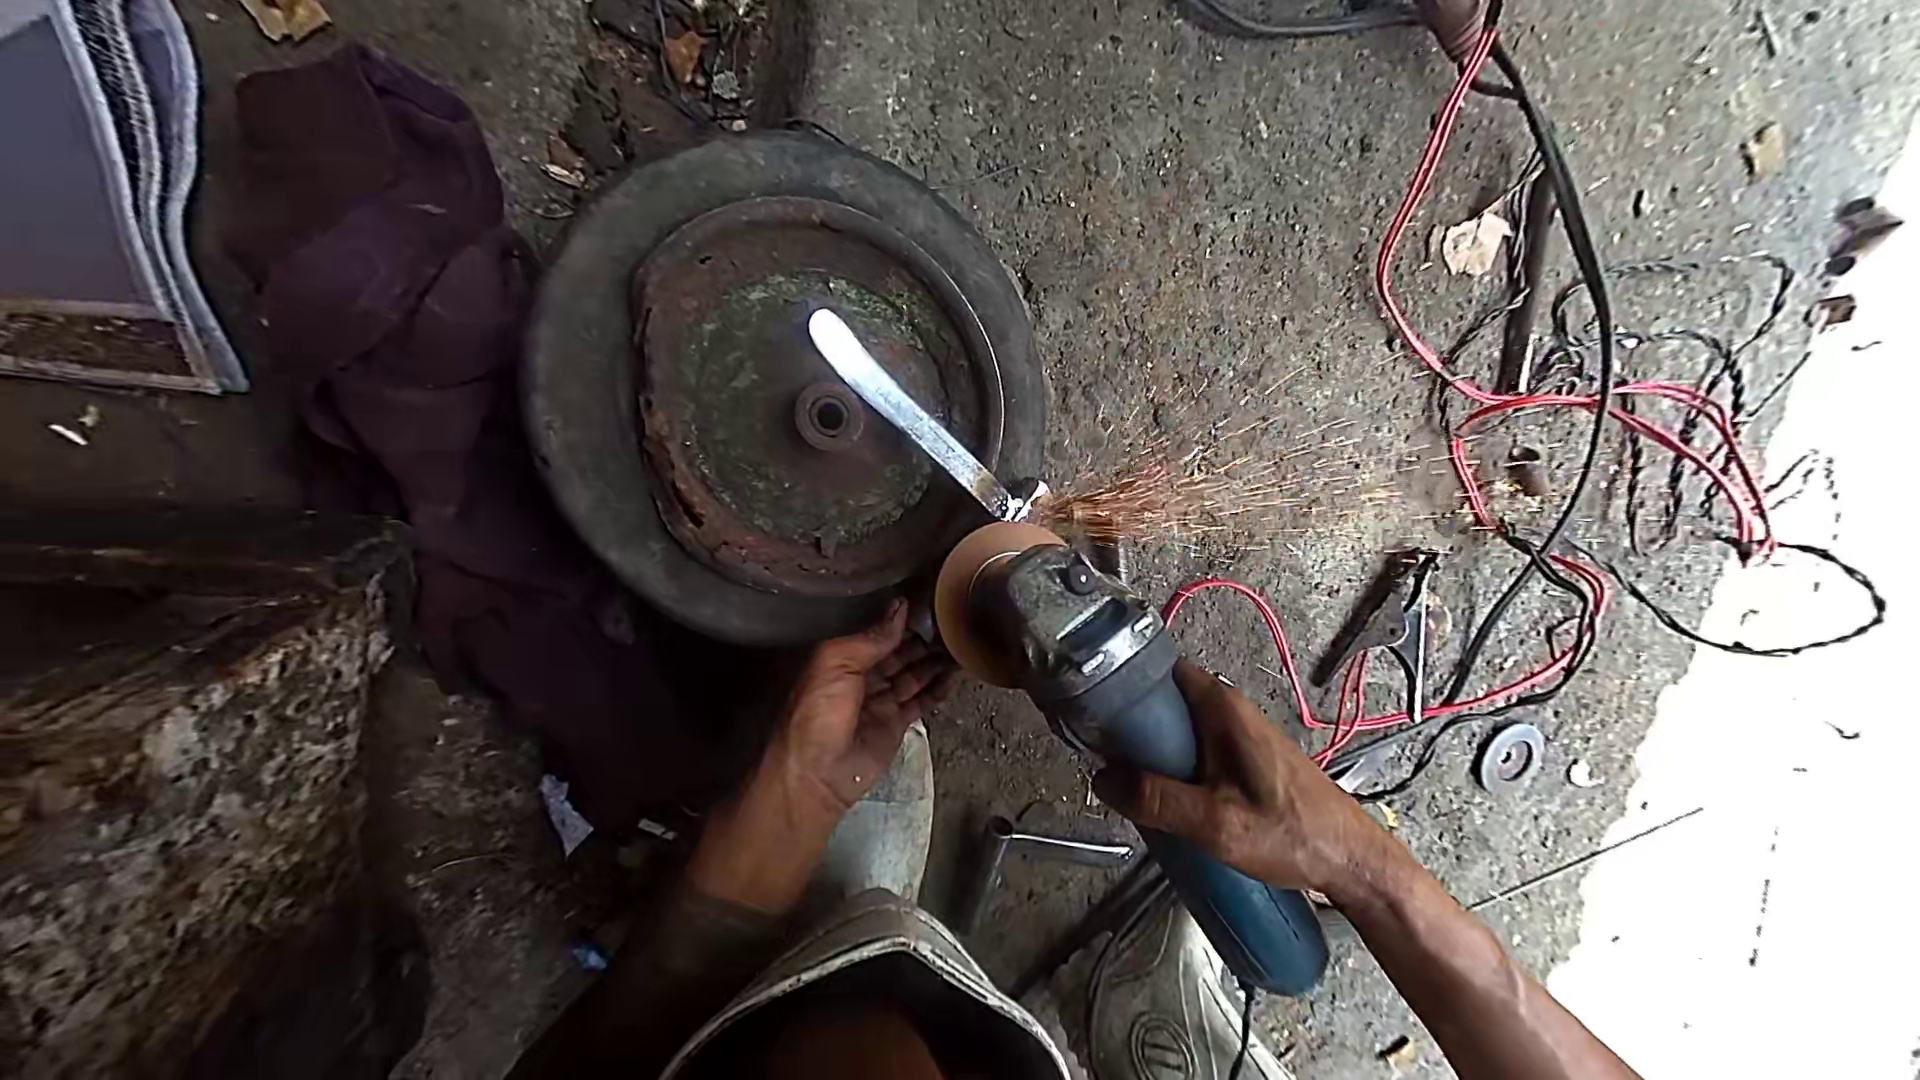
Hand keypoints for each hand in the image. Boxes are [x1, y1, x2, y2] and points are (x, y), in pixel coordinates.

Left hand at [687, 599, 954, 911]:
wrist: (817, 774)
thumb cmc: (819, 712)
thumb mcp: (837, 663)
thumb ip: (872, 637)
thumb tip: (899, 607)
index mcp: (841, 657)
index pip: (877, 632)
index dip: (900, 620)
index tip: (928, 604)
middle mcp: (861, 676)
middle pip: (898, 652)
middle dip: (922, 639)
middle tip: (951, 623)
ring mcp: (879, 701)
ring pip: (913, 674)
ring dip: (934, 661)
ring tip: (960, 645)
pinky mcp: (895, 724)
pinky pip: (920, 701)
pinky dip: (937, 690)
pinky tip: (953, 676)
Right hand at [1092, 660, 1407, 905]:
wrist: (1353, 863)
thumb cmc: (1295, 834)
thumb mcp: (1215, 821)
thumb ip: (1156, 799)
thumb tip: (1104, 780)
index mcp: (1222, 707)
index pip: (1160, 670)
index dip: (1124, 682)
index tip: (1095, 705)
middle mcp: (1230, 710)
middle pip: (1165, 698)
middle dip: (1132, 722)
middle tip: (1107, 751)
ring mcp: (1237, 733)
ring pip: (1178, 724)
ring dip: (1152, 746)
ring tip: (1129, 775)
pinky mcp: (1242, 757)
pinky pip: (1194, 745)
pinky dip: (1173, 761)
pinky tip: (1164, 793)